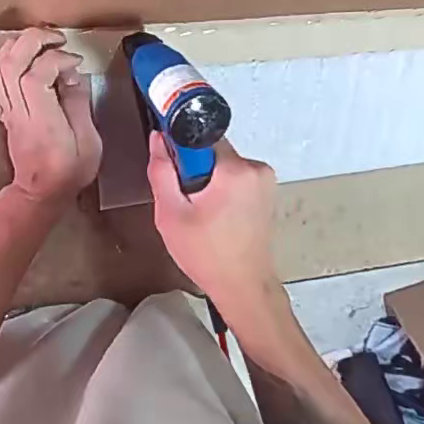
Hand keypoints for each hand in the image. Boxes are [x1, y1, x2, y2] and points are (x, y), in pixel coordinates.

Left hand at [0, 28, 101, 202]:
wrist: (41, 193)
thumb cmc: (68, 171)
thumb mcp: (88, 140)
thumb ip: (79, 103)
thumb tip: (72, 73)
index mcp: (41, 120)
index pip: (34, 75)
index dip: (55, 59)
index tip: (74, 62)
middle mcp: (18, 112)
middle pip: (9, 65)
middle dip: (32, 41)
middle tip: (56, 39)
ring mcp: (6, 112)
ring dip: (14, 48)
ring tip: (37, 44)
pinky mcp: (2, 114)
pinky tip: (8, 64)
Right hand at [148, 134, 280, 309]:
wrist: (242, 286)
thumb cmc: (208, 255)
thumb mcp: (170, 213)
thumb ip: (161, 170)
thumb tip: (158, 138)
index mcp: (236, 170)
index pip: (200, 137)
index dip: (180, 152)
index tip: (173, 173)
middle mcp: (256, 169)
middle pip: (211, 152)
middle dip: (193, 170)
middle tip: (185, 201)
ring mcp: (265, 182)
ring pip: (222, 166)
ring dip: (207, 181)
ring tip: (200, 213)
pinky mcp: (266, 194)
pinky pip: (235, 179)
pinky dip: (221, 191)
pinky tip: (214, 216)